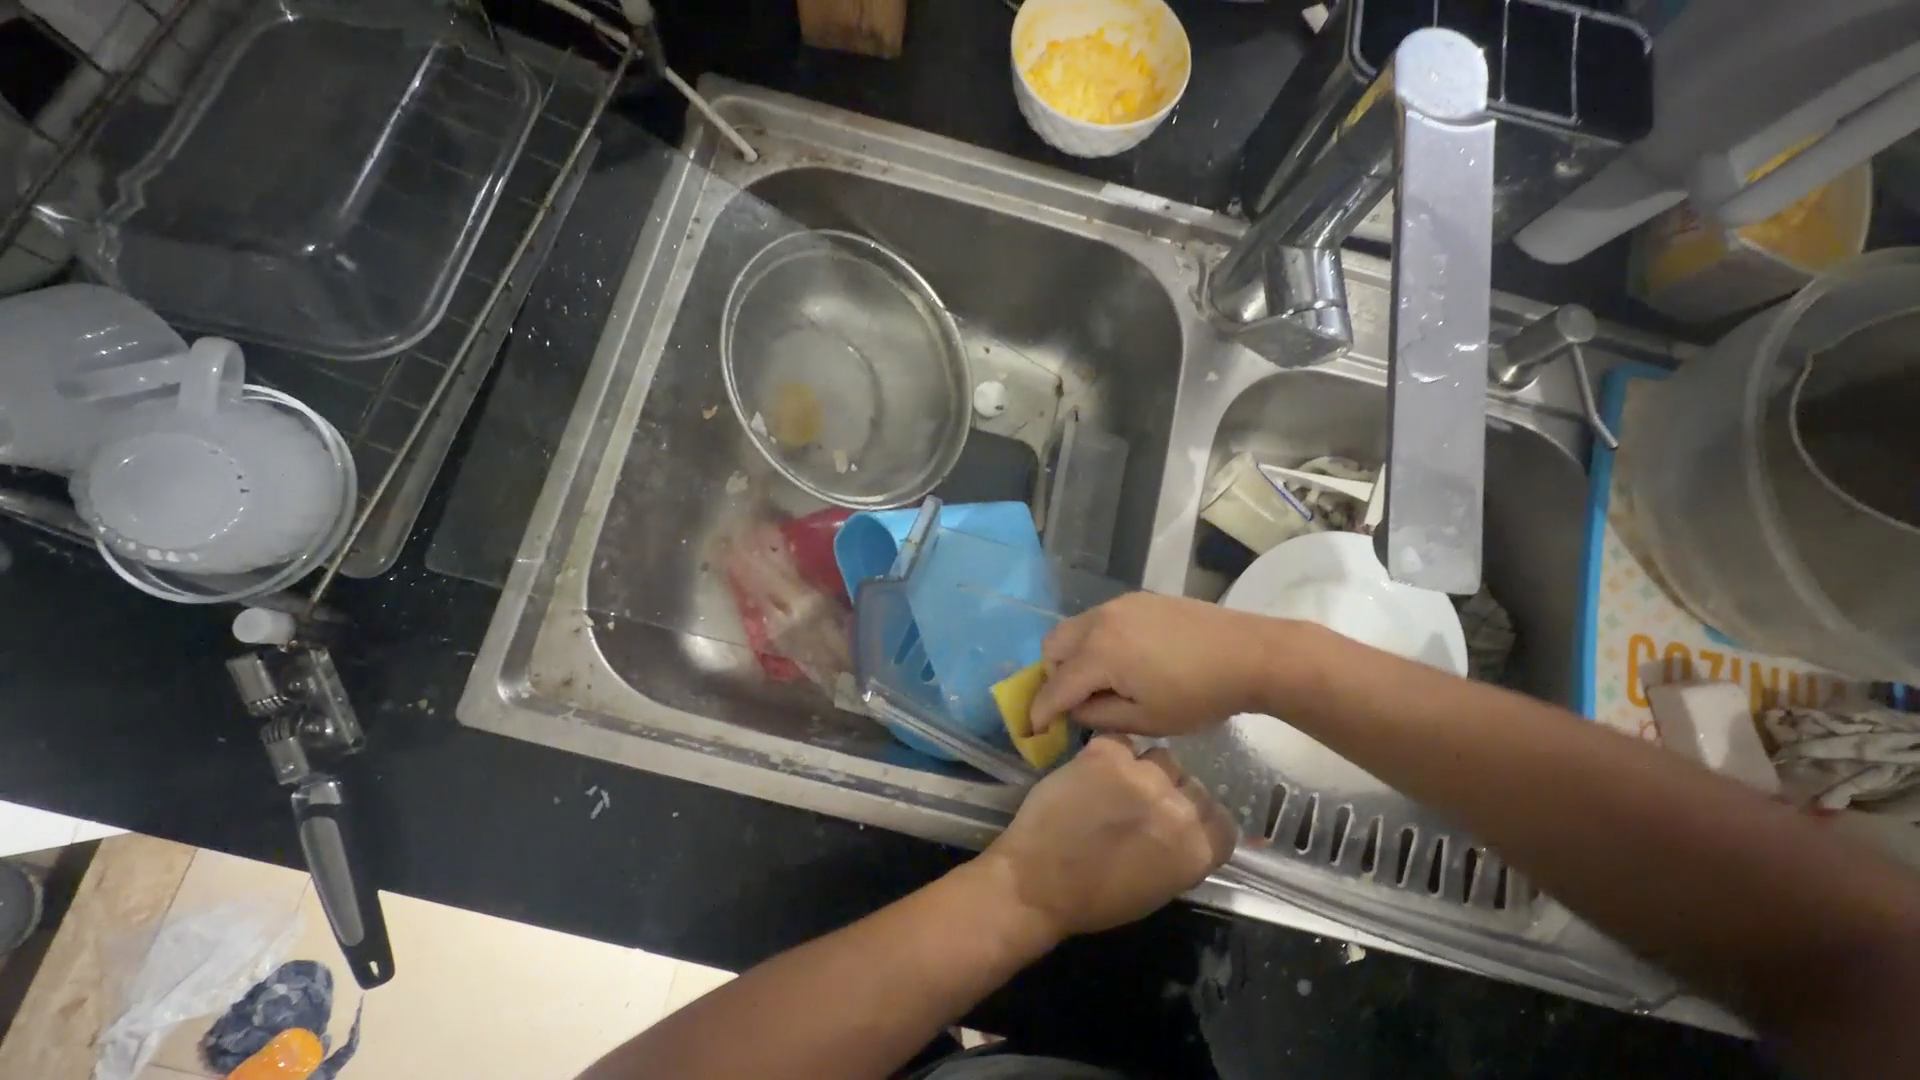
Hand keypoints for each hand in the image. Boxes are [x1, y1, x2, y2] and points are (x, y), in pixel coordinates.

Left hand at [979, 735, 1237, 939]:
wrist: (1037, 884)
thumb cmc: (1095, 899)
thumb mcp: (1159, 887)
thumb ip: (1183, 853)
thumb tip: (1188, 829)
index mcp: (1198, 850)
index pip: (1222, 820)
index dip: (1199, 818)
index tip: (1177, 821)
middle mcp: (1180, 809)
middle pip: (1192, 783)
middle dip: (1172, 792)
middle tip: (1140, 804)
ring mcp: (1143, 776)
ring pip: (1160, 757)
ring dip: (1144, 769)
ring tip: (1115, 787)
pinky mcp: (1106, 754)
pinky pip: (1120, 741)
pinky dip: (1109, 754)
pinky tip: (1091, 773)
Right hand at [1029, 593, 1290, 736]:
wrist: (1251, 654)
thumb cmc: (1199, 695)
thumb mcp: (1147, 720)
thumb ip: (1099, 717)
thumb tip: (1075, 710)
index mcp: (1099, 653)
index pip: (1055, 686)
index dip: (1040, 712)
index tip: (1032, 732)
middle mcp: (1099, 621)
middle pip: (1052, 647)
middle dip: (1053, 677)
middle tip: (1073, 704)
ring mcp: (1118, 605)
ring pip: (1073, 629)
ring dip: (1072, 657)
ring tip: (1098, 683)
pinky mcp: (1138, 600)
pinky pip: (1098, 620)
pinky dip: (1094, 641)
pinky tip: (1122, 662)